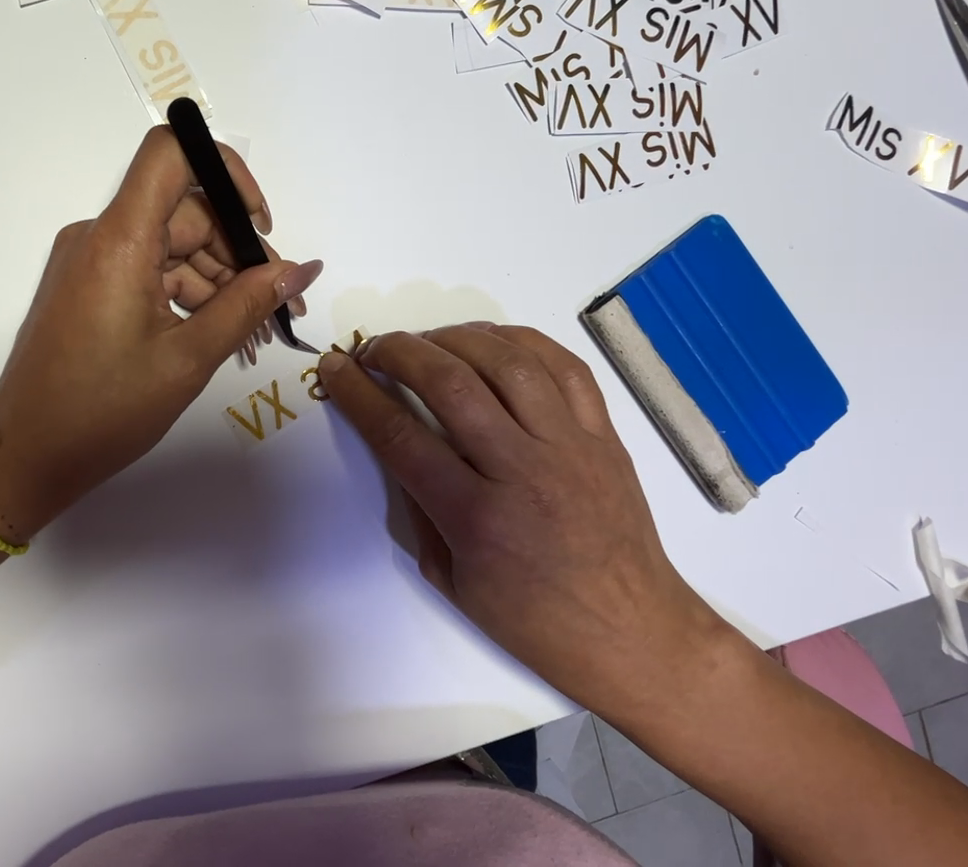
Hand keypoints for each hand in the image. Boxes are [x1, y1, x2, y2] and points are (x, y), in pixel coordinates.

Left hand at [0, 127, 322, 543]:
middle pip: (183, 211)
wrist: (26, 456)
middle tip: (280, 304)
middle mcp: (99, 236)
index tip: (260, 223)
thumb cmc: (103, 411)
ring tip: (253, 332)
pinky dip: (185, 295)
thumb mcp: (188, 359)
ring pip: (171, 247)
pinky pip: (148, 272)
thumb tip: (304, 269)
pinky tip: (216, 333)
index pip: (171, 154)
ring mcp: (89, 262)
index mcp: (118, 239)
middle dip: (237, 252)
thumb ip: (249, 305)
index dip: (225, 171)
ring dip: (217, 281)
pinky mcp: (87, 287)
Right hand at [318, 324, 724, 712]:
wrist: (634, 632)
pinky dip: (519, 339)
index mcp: (475, 516)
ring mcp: (570, 445)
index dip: (358, 393)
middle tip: (372, 349)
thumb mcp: (448, 576)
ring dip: (453, 337)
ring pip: (507, 360)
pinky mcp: (605, 435)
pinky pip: (564, 365)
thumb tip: (392, 443)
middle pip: (450, 382)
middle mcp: (522, 469)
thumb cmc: (530, 619)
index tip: (333, 367)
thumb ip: (415, 504)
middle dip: (398, 351)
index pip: (400, 434)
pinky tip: (488, 341)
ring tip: (425, 341)